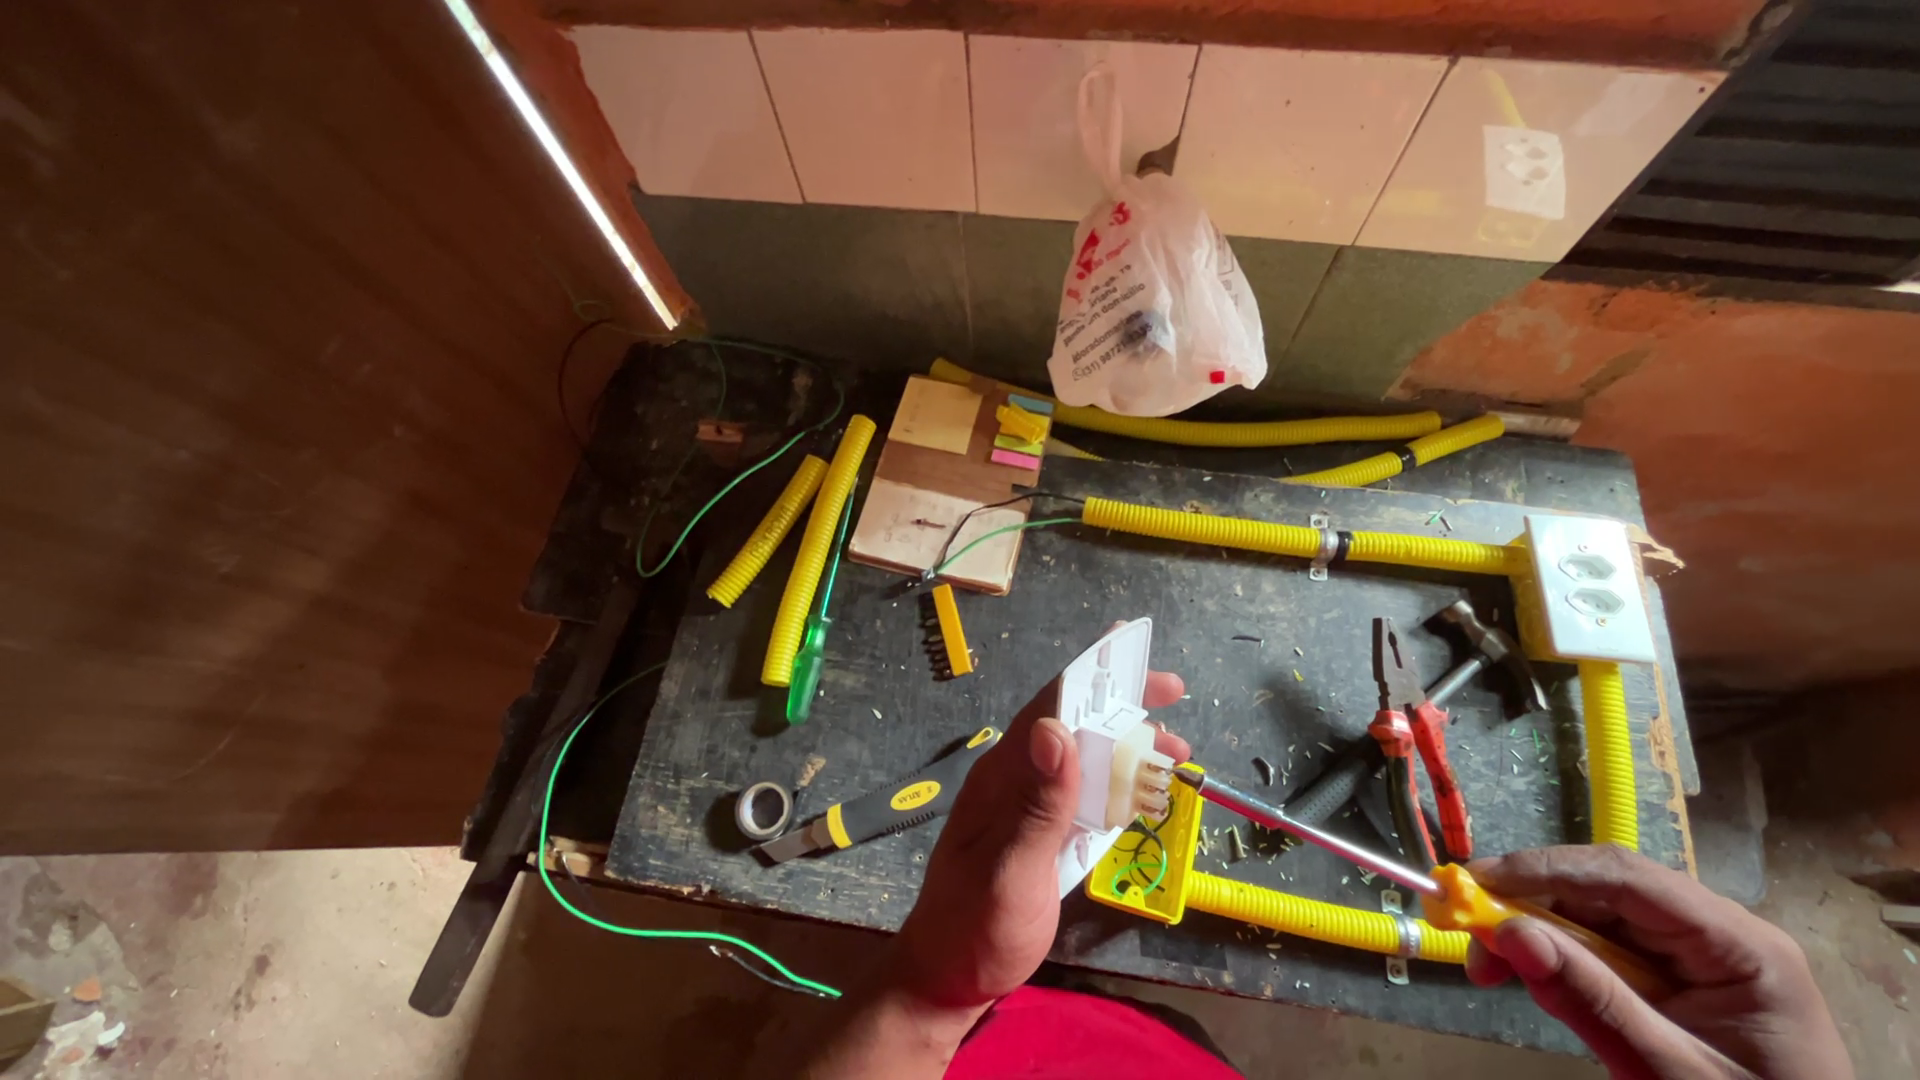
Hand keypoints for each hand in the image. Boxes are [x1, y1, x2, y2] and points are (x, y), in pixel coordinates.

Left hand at [883, 664, 1187, 1014]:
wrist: (949, 978)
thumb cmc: (974, 928)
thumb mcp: (1009, 872)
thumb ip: (1037, 805)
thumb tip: (1056, 729)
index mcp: (1002, 776)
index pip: (1048, 708)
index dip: (1089, 674)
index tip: (1131, 649)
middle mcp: (1017, 780)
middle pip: (1072, 724)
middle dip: (1121, 703)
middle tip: (1172, 692)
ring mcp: (1030, 807)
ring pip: (1085, 759)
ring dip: (1130, 746)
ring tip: (1178, 750)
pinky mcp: (1044, 834)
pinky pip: (1086, 795)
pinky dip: (1122, 785)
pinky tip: (1149, 790)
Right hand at [1464, 845, 1850, 1079]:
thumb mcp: (1672, 1072)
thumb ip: (1594, 1003)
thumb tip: (1510, 935)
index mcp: (1740, 944)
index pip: (1625, 876)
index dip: (1543, 869)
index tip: (1473, 883)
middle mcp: (1714, 928)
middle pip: (1598, 887)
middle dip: (1526, 904)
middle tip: (1470, 933)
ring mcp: (1690, 947)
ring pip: (1587, 910)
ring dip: (1532, 931)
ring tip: (1492, 967)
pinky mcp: (1667, 968)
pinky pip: (1595, 941)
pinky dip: (1553, 954)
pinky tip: (1533, 976)